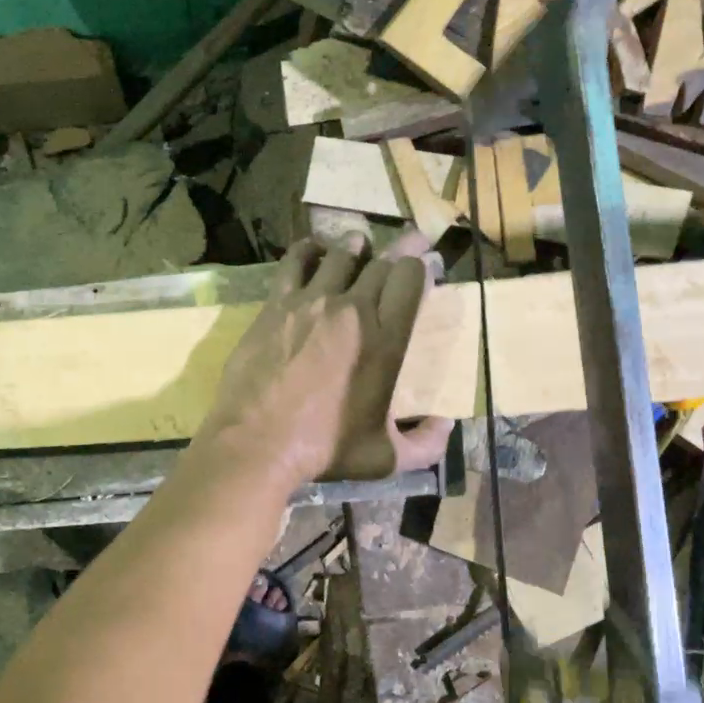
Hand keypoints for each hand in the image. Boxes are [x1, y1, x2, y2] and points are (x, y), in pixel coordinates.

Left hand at [193, 233, 454, 488]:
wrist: (257, 441)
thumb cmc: (324, 450)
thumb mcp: (386, 457)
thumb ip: (425, 443)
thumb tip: (446, 426)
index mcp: (387, 339)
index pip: (412, 277)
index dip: (422, 265)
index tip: (425, 266)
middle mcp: (353, 309)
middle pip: (381, 261)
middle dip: (399, 249)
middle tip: (406, 244)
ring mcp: (311, 302)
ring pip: (341, 255)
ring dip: (355, 247)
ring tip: (358, 245)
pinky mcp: (276, 305)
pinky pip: (295, 262)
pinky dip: (308, 250)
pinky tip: (313, 249)